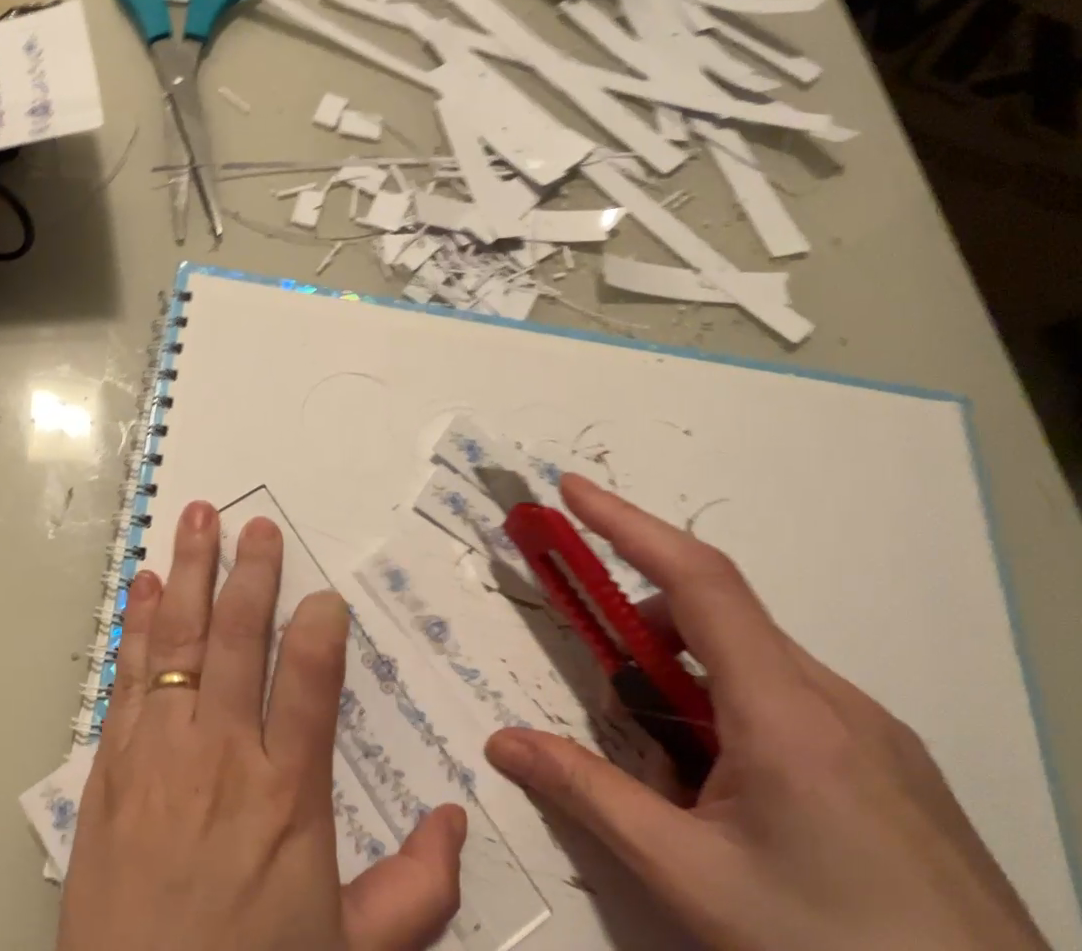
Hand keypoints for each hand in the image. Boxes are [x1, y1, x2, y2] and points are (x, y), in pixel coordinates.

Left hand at [58, 502, 466, 950]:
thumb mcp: (351, 950)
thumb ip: (414, 891)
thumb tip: (454, 821)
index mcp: (287, 794)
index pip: (308, 683)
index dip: (316, 628)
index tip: (322, 593)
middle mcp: (221, 755)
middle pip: (237, 642)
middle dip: (249, 575)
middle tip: (255, 525)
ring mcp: (158, 752)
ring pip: (177, 642)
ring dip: (188, 574)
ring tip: (194, 520)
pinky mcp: (111, 764)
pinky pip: (128, 676)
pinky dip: (136, 624)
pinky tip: (144, 586)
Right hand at [485, 474, 1050, 950]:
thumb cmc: (829, 945)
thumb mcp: (688, 875)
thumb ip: (589, 795)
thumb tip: (502, 741)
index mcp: (787, 713)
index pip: (699, 582)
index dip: (628, 525)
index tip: (571, 490)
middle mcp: (836, 703)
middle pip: (717, 628)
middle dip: (644, 645)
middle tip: (613, 712)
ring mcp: (875, 737)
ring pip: (751, 674)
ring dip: (687, 699)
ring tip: (677, 790)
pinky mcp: (894, 771)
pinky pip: (791, 711)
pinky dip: (731, 725)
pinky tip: (733, 808)